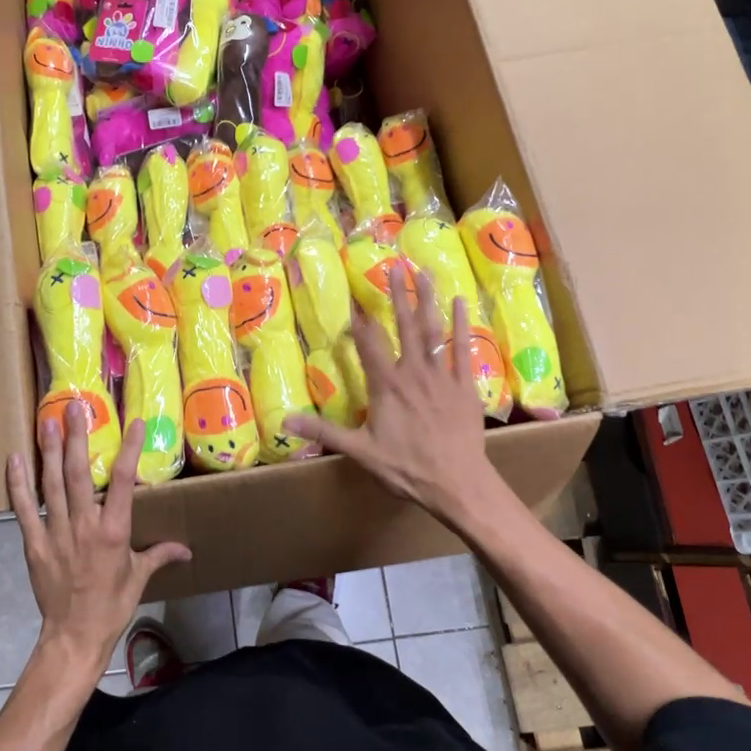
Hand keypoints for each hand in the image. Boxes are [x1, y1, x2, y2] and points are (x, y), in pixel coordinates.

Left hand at [8, 404, 191, 677]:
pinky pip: (25, 509)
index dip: (130, 450)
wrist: (75, 636)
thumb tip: (186, 550)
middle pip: (79, 473)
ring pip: (52, 484)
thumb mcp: (139, 578)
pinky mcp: (35, 544)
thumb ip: (160, 555)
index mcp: (115, 531)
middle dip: (77, 437)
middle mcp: (85, 525)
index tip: (135, 423)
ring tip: (47, 421)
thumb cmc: (112, 606)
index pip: (125, 482)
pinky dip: (18, 484)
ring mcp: (57, 533)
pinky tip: (15, 458)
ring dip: (48, 450)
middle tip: (75, 407)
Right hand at [286, 266, 509, 527]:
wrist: (456, 483)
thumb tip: (285, 421)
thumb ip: (324, 431)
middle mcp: (414, 372)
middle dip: (398, 295)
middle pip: (404, 326)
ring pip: (434, 330)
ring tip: (425, 272)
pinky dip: (462, 325)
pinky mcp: (465, 385)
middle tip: (394, 267)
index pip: (368, 344)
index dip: (359, 321)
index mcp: (386, 385)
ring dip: (428, 300)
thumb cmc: (406, 468)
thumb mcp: (360, 451)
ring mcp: (442, 376)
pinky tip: (461, 303)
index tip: (352, 298)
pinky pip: (463, 348)